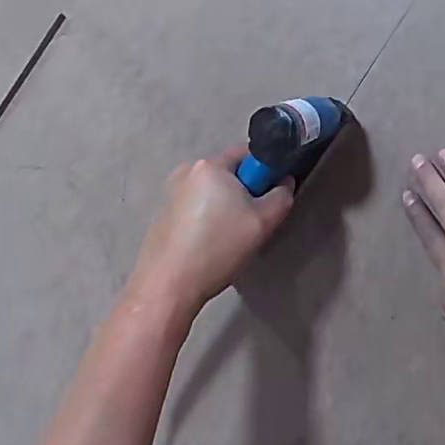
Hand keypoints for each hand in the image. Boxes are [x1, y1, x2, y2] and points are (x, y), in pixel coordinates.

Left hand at [126, 146, 293, 318]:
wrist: (165, 292)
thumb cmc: (217, 248)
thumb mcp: (265, 221)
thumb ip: (282, 195)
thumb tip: (283, 182)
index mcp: (209, 165)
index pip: (250, 153)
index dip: (266, 174)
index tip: (267, 200)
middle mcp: (186, 172)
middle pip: (231, 173)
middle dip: (246, 193)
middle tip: (251, 222)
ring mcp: (170, 194)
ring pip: (214, 192)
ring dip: (227, 207)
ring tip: (229, 239)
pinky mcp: (162, 216)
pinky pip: (197, 207)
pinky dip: (208, 220)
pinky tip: (209, 246)